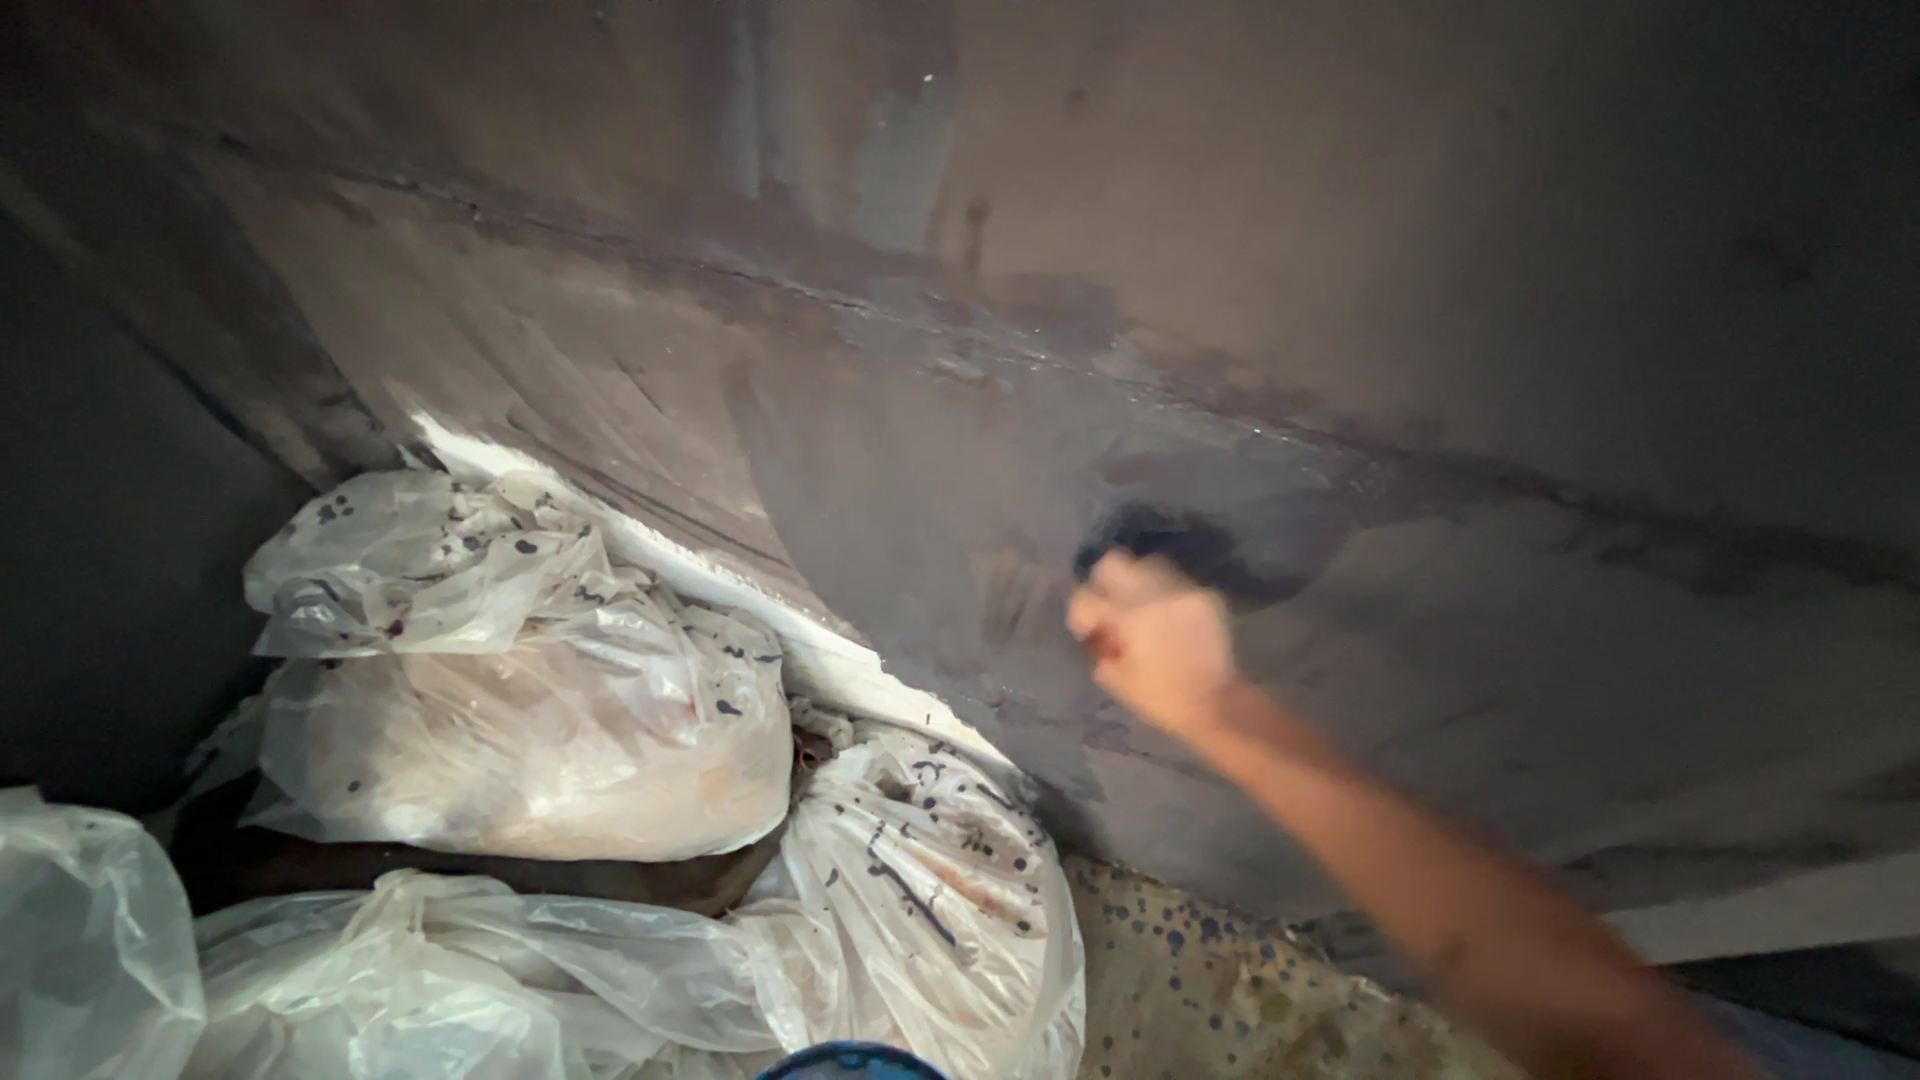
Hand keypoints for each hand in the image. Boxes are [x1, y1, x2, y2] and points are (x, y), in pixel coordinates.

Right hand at [1066, 550, 1238, 739]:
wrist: (1219, 704)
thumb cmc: (1162, 699)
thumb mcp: (1116, 680)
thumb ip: (1099, 648)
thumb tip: (1098, 631)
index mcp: (1131, 617)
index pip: (1088, 596)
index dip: (1080, 612)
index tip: (1086, 629)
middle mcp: (1157, 594)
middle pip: (1115, 563)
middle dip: (1103, 583)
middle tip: (1106, 608)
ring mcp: (1184, 590)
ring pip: (1146, 565)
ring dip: (1135, 583)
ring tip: (1137, 608)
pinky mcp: (1205, 596)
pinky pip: (1174, 582)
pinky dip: (1162, 594)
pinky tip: (1163, 615)